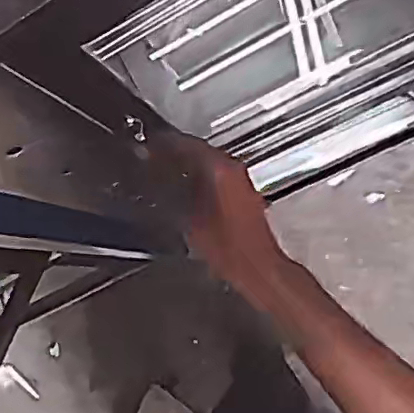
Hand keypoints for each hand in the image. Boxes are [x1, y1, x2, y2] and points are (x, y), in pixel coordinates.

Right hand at [157, 134, 290, 292]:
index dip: (168, 143)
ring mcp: (243, 183)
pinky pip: (219, 176)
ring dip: (191, 165)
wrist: (258, 268)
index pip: (190, 145)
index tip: (155, 143)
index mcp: (221, 170)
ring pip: (211, 163)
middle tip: (158, 154)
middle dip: (179, 152)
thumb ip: (175, 195)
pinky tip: (189, 188)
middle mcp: (235, 171)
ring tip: (170, 170)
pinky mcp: (246, 196)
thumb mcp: (190, 221)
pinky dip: (203, 177)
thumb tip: (163, 183)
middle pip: (201, 151)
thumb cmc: (230, 249)